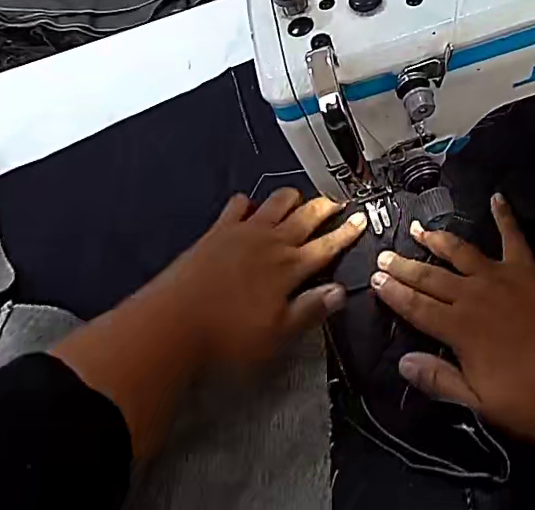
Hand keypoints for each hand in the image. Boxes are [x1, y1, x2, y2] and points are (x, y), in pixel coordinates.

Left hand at [145, 189, 367, 371]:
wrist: (174, 321)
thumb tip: (340, 293)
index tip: (361, 219)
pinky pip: (239, 205)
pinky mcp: (219, 230)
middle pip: (307, 215)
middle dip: (326, 206)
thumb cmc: (227, 335)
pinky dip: (249, 204)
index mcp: (290, 267)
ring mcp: (245, 231)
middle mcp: (272, 242)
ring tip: (300, 200)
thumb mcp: (277, 335)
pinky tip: (250, 208)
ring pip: (278, 202)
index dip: (348, 232)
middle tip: (338, 202)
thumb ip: (310, 310)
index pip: (328, 245)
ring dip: (292, 198)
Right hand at [372, 193, 534, 450]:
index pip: (416, 306)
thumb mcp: (482, 404)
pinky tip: (498, 198)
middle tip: (383, 255)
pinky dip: (504, 216)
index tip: (372, 279)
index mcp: (460, 328)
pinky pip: (513, 237)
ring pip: (461, 252)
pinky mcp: (529, 270)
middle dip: (405, 267)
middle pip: (432, 277)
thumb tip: (402, 360)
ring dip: (438, 240)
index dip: (392, 293)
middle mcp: (476, 295)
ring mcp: (503, 277)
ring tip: (418, 228)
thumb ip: (440, 378)